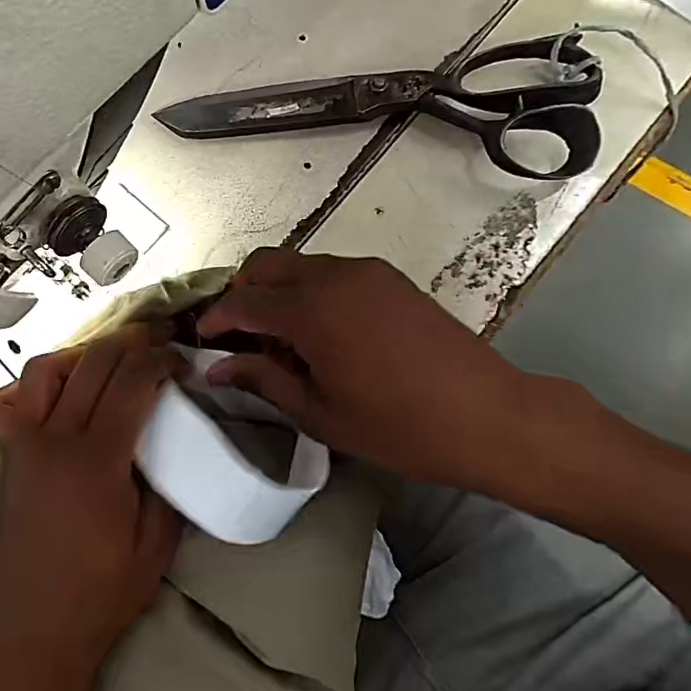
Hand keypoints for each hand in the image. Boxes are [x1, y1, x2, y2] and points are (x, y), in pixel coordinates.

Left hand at [0, 325, 183, 673]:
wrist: (38, 632)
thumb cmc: (105, 592)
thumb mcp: (160, 542)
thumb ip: (170, 482)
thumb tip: (176, 437)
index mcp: (97, 460)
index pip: (131, 381)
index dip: (161, 360)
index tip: (182, 361)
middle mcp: (54, 441)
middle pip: (93, 362)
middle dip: (132, 340)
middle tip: (160, 339)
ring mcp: (23, 447)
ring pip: (44, 370)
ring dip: (83, 352)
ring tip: (112, 357)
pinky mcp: (7, 460)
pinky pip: (6, 404)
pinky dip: (30, 387)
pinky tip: (57, 393)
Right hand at [197, 250, 531, 493]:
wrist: (486, 413)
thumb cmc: (398, 425)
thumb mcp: (320, 413)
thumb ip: (264, 380)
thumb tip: (218, 367)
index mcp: (311, 308)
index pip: (243, 300)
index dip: (216, 319)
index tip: (204, 342)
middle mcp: (335, 275)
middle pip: (266, 264)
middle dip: (242, 294)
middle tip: (240, 339)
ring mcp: (367, 271)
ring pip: (300, 265)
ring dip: (278, 292)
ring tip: (283, 343)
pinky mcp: (390, 278)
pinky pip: (333, 272)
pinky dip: (311, 292)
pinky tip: (322, 334)